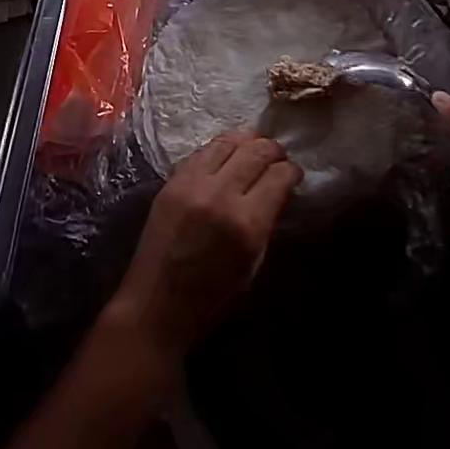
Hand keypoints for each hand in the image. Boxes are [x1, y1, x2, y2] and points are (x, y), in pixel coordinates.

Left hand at [102, 129, 301, 357]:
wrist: (155, 307)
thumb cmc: (211, 299)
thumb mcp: (253, 263)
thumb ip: (267, 221)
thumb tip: (280, 190)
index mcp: (246, 224)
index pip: (279, 176)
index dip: (292, 171)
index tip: (294, 174)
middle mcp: (220, 195)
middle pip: (256, 151)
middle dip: (274, 150)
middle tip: (279, 158)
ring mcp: (192, 184)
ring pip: (228, 142)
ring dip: (248, 141)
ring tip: (255, 147)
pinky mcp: (171, 182)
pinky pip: (202, 151)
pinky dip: (221, 148)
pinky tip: (228, 154)